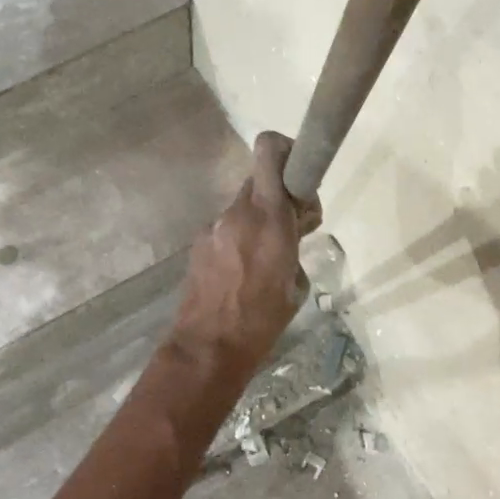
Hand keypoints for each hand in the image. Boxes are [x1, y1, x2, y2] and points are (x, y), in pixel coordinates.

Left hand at [167, 132, 318, 378]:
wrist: (208, 347)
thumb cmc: (261, 321)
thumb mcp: (295, 284)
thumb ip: (294, 247)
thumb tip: (293, 235)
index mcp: (270, 218)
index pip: (270, 152)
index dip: (288, 151)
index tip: (302, 177)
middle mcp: (238, 213)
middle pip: (259, 181)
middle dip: (279, 195)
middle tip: (292, 228)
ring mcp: (213, 228)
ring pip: (242, 208)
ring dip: (257, 222)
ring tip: (264, 262)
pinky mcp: (197, 245)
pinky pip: (225, 230)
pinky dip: (238, 241)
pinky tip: (241, 275)